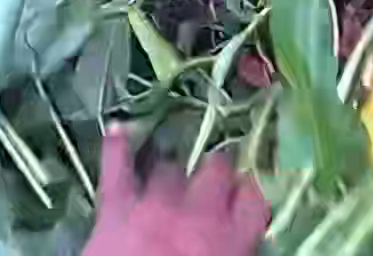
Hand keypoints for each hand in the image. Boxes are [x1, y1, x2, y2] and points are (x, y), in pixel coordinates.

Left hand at [81, 127, 270, 255]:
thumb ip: (237, 251)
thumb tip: (242, 245)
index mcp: (231, 241)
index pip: (255, 196)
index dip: (251, 194)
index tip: (247, 198)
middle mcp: (199, 212)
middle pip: (216, 168)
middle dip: (215, 175)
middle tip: (211, 191)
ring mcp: (156, 204)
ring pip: (172, 166)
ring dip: (173, 174)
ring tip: (172, 182)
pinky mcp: (117, 209)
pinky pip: (118, 170)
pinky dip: (117, 148)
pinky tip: (117, 129)